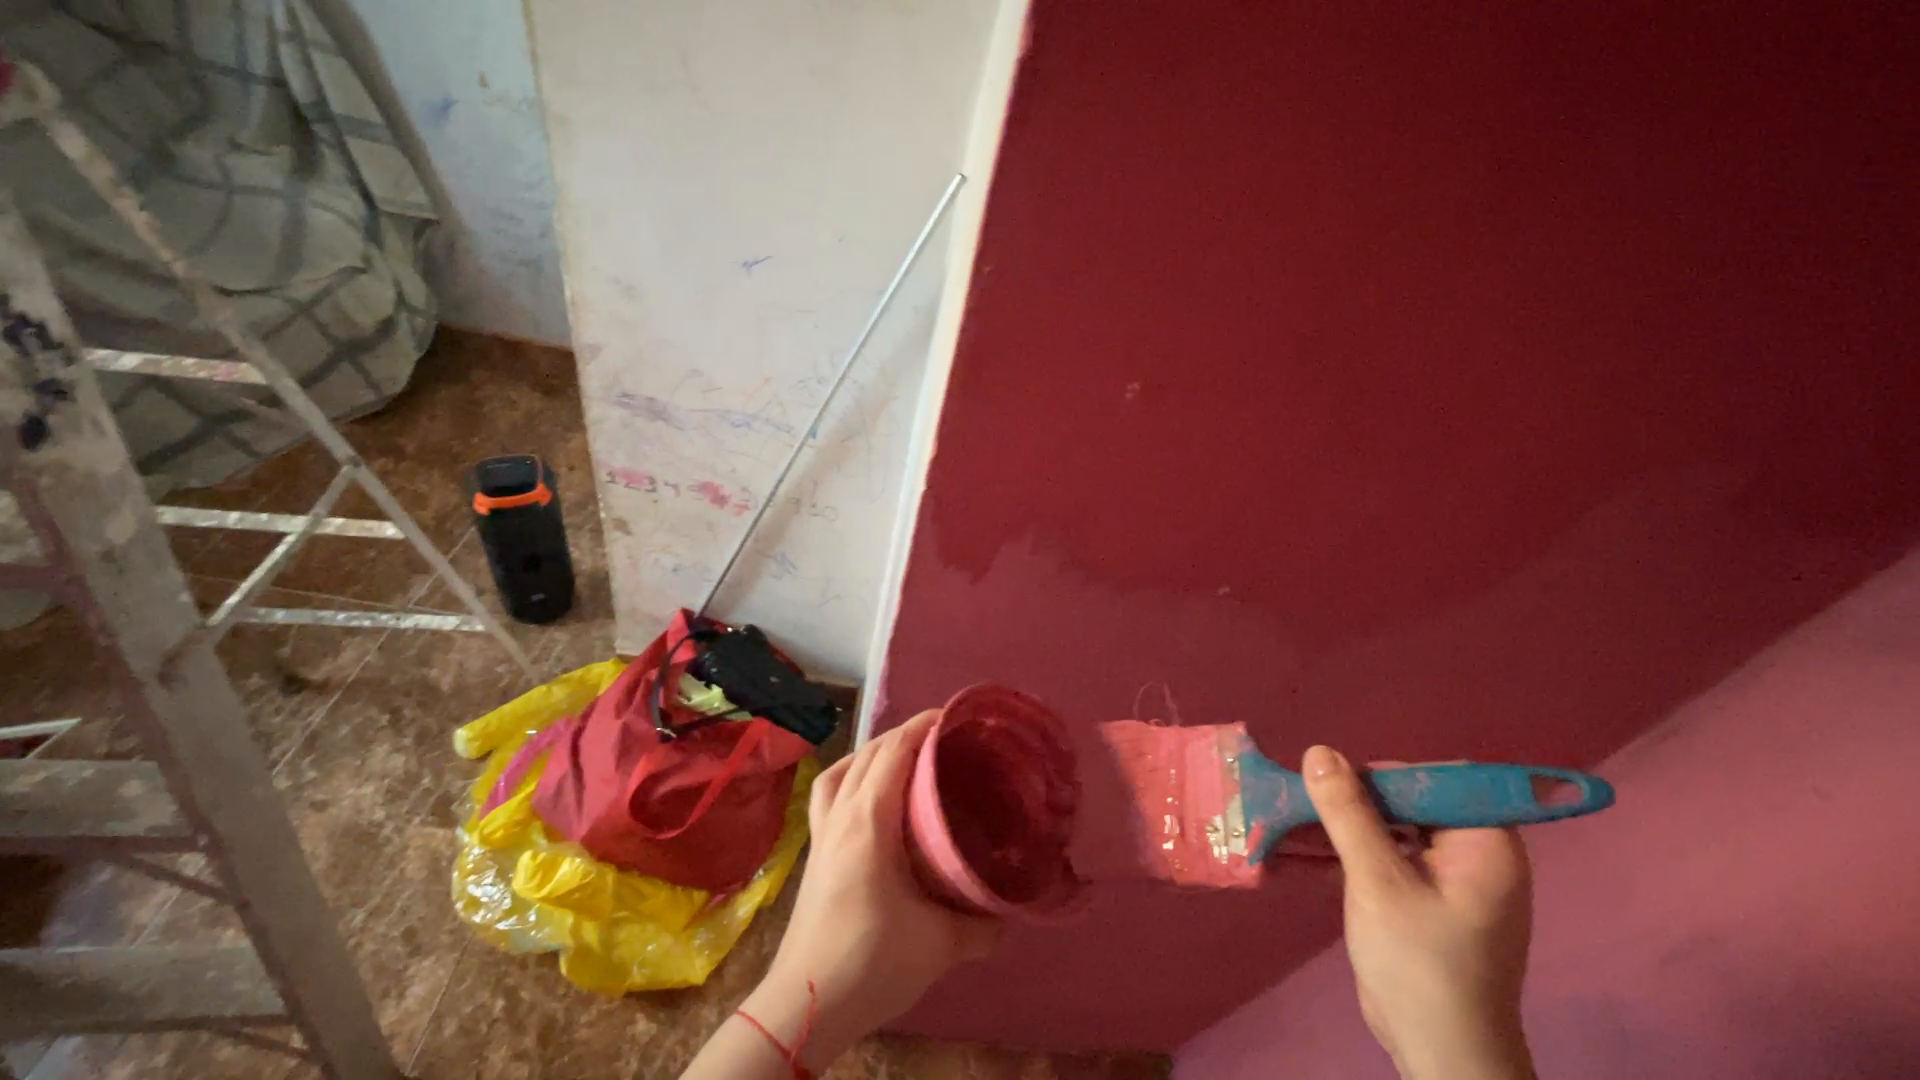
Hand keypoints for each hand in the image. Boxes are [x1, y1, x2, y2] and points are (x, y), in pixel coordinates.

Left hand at [745, 710, 1002, 1068]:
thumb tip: (1011, 913)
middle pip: (868, 754)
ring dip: (872, 754)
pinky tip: (869, 798)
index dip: (922, 726)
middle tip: (943, 740)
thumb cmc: (871, 962)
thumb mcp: (940, 944)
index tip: (953, 717)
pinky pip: (829, 795)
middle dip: (904, 735)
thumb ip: (981, 925)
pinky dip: (850, 779)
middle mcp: (841, 816)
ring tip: (904, 759)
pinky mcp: (814, 855)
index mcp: (868, 821)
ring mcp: (821, 834)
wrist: (805, 1005)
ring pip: (843, 770)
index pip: (894, 752)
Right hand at [1303, 746, 1536, 1079]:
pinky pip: (1388, 860)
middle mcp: (1476, 854)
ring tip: (1291, 822)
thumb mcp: (1376, 880)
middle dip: (1354, 801)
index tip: (1336, 784)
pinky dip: (1350, 856)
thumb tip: (1318, 751)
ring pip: (1393, 831)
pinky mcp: (1427, 903)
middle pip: (1411, 802)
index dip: (1386, 774)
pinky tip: (1302, 854)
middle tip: (1304, 802)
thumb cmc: (1419, 961)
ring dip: (1344, 828)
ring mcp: (1451, 881)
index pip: (1438, 779)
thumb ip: (1348, 813)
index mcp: (1486, 842)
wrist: (1440, 1053)